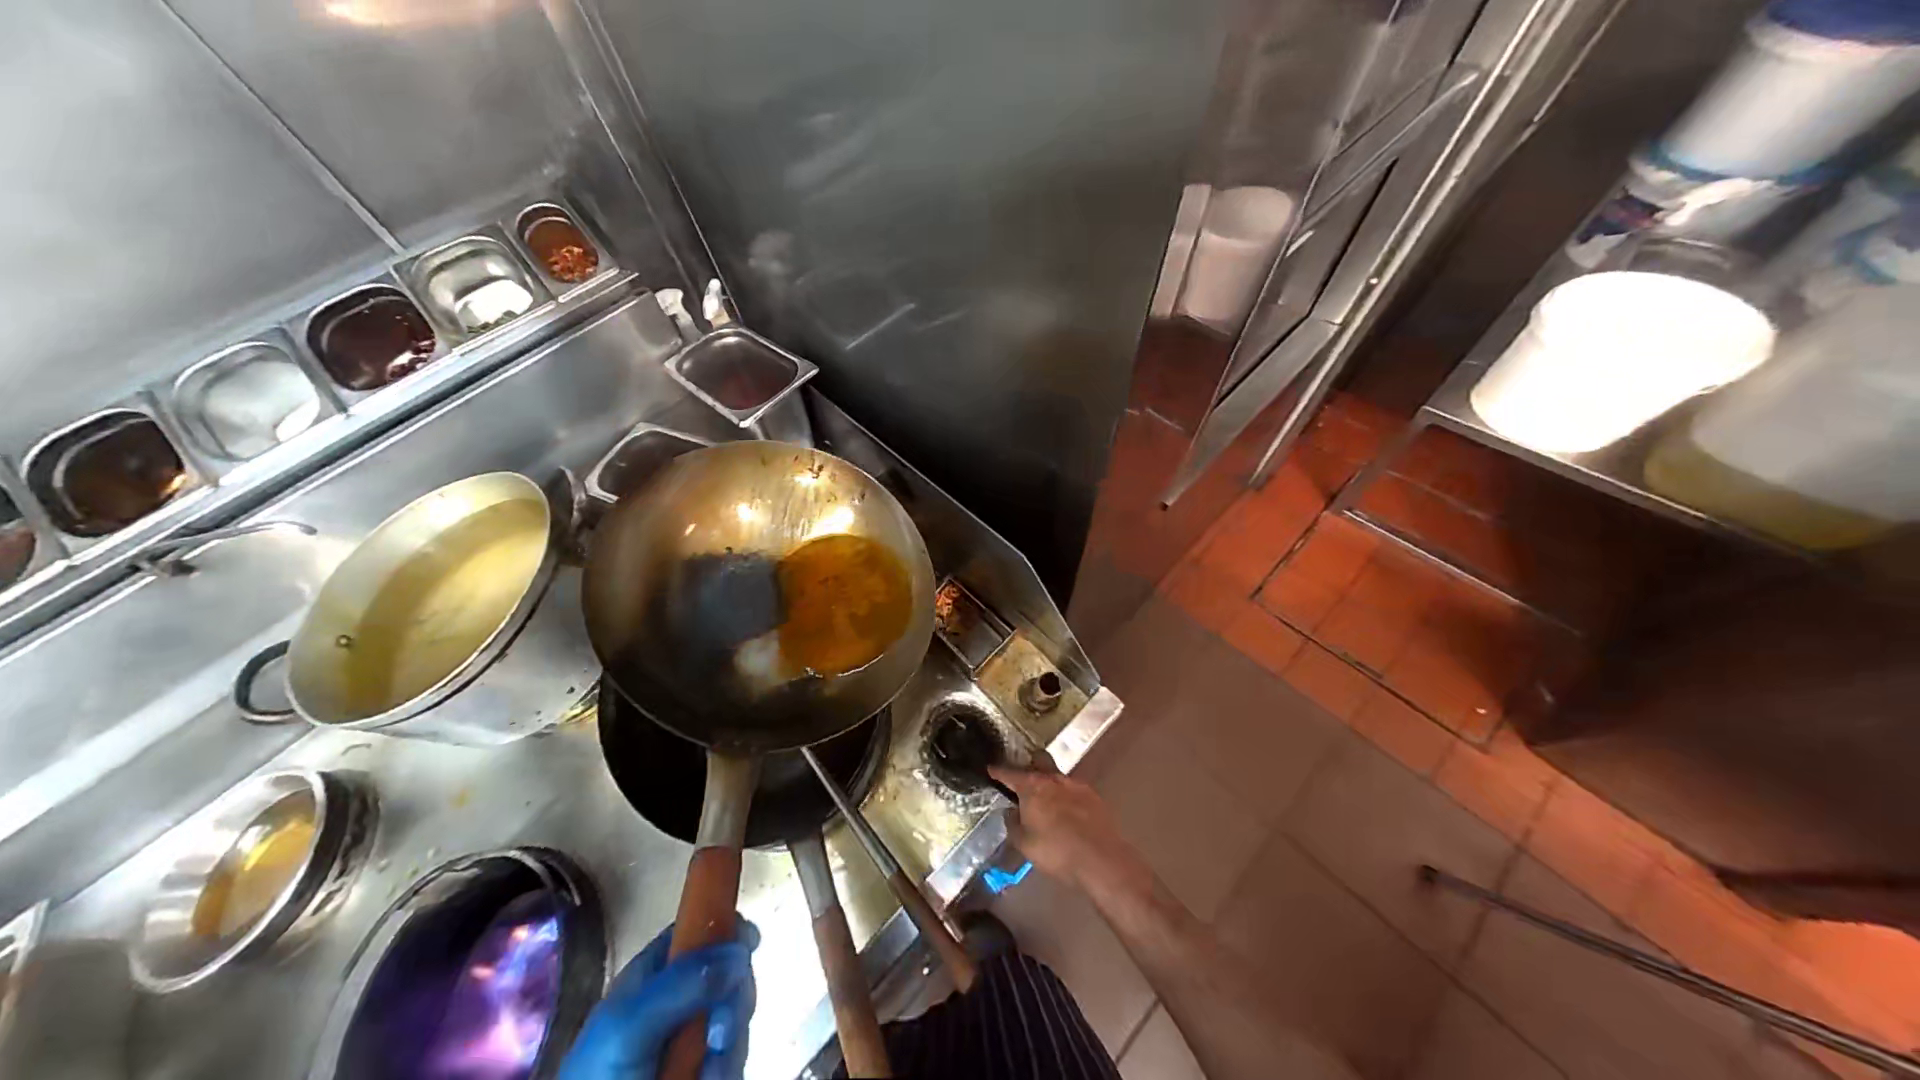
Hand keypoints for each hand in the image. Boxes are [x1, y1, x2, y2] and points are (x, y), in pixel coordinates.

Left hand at [558, 919, 759, 1079]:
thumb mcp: (628, 1029)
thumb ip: (680, 985)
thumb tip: (739, 951)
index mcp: (653, 979)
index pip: (698, 933)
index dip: (727, 930)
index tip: (750, 943)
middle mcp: (679, 1004)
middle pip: (731, 976)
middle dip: (733, 1004)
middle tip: (717, 1036)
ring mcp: (693, 1044)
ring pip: (738, 1021)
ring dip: (729, 1048)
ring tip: (704, 1077)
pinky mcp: (708, 1075)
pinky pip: (736, 1061)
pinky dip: (728, 1073)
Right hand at [990, 766, 1151, 897]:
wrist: (1101, 859)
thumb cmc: (1056, 851)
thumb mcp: (1024, 844)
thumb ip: (1013, 825)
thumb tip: (1010, 812)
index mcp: (1032, 787)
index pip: (1009, 773)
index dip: (998, 771)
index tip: (991, 769)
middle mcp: (1053, 779)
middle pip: (1038, 760)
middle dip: (1029, 765)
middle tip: (1023, 779)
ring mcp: (1076, 785)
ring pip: (1057, 776)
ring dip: (1049, 784)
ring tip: (1046, 802)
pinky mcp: (1093, 797)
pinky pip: (1073, 790)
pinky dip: (1066, 797)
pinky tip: (1067, 813)